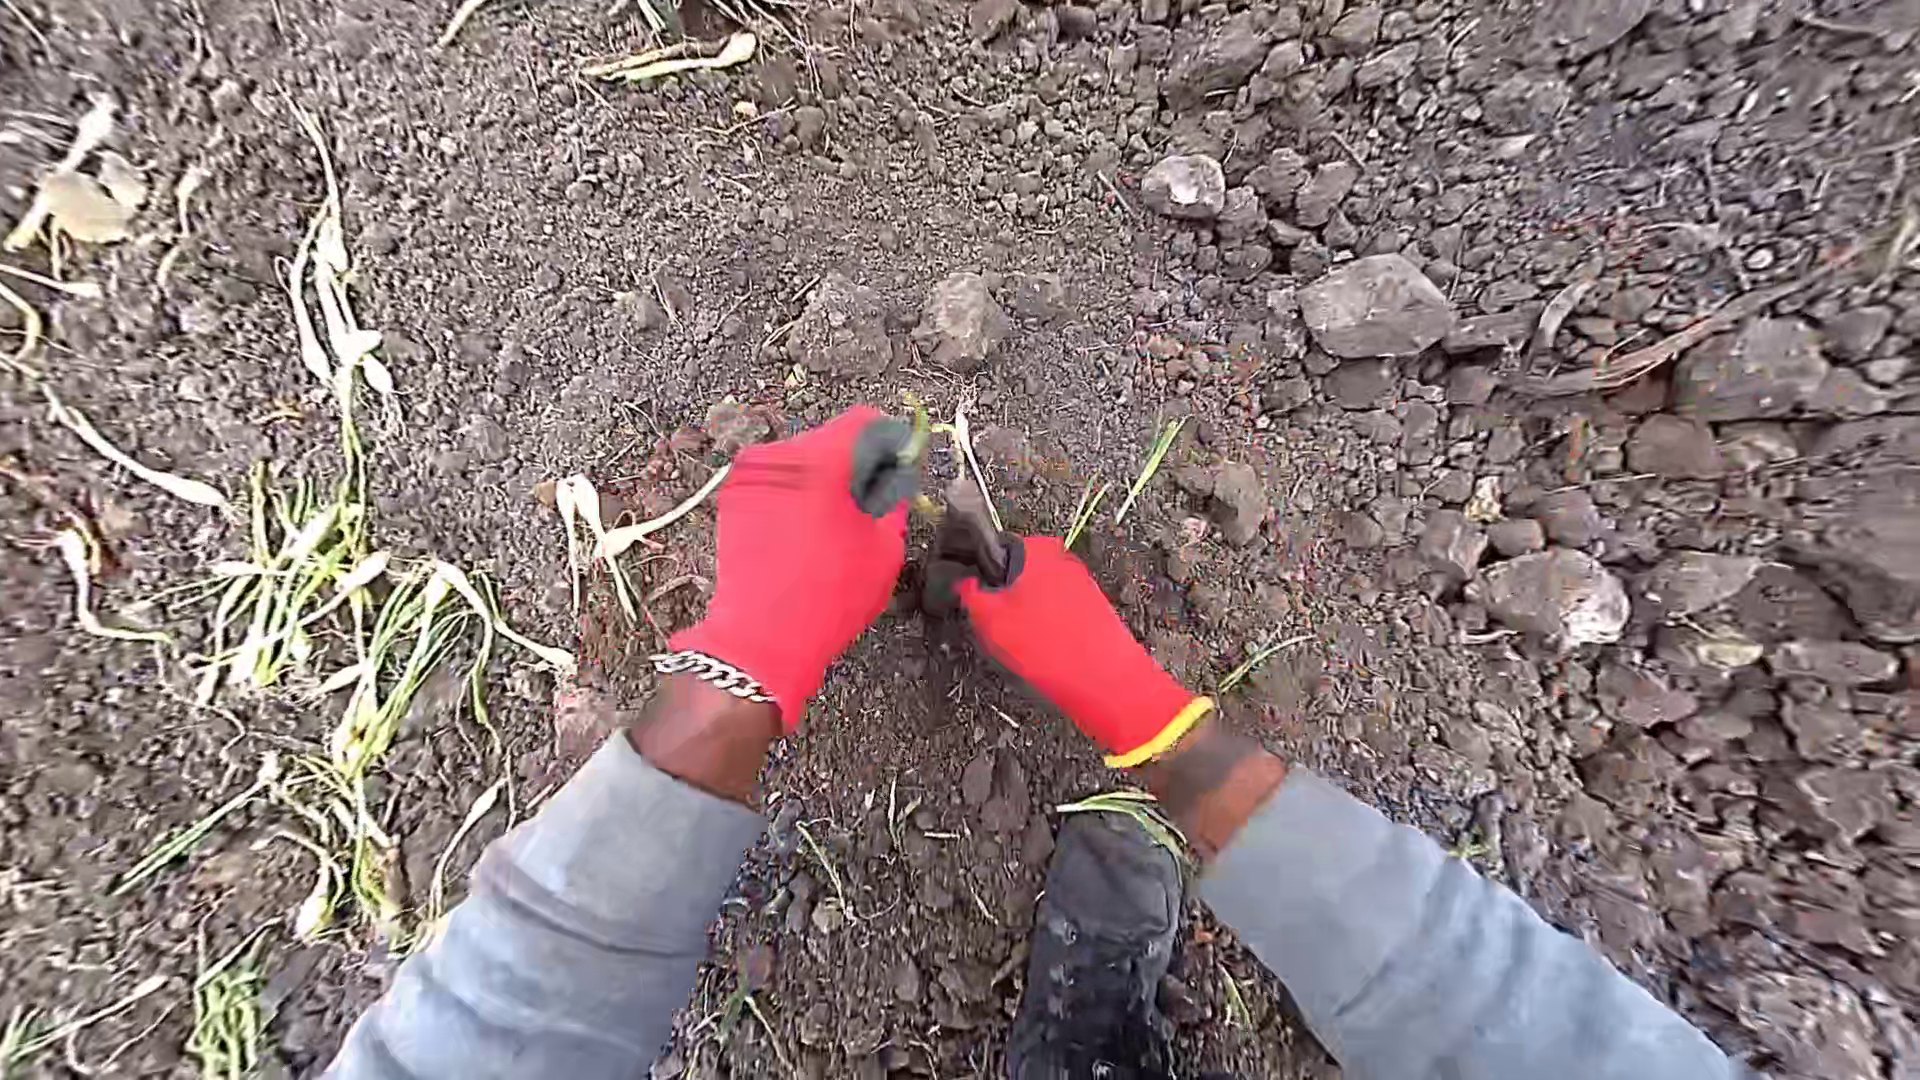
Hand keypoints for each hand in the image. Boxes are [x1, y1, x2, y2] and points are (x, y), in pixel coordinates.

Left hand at [671, 406, 915, 728]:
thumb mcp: (884, 548)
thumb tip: (896, 481)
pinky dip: (801, 493)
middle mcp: (780, 456)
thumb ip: (893, 501)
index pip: (867, 421)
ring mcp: (751, 475)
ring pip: (805, 458)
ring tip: (839, 523)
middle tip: (874, 500)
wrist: (760, 638)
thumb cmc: (827, 596)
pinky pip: (780, 479)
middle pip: (834, 438)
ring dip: (829, 479)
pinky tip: (810, 530)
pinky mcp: (734, 497)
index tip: (900, 464)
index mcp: (822, 461)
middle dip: (860, 463)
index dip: (892, 441)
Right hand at [946, 535, 1212, 766]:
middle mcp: (1059, 557)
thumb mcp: (991, 621)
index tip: (967, 595)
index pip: (989, 549)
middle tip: (992, 626)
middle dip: (998, 596)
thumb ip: (970, 593)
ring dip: (1019, 612)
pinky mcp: (1089, 605)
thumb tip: (962, 581)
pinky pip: (1051, 608)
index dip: (974, 574)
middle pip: (1011, 572)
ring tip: (1020, 643)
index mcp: (1034, 550)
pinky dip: (1041, 624)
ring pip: (1030, 592)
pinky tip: (1041, 649)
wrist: (1108, 684)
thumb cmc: (1050, 649)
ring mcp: (1077, 581)